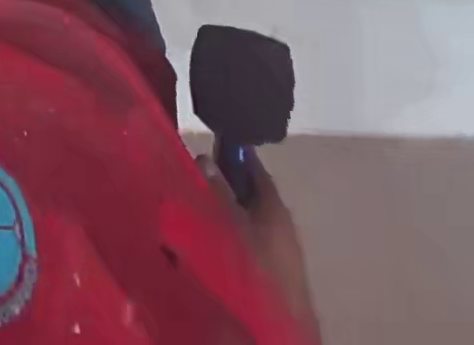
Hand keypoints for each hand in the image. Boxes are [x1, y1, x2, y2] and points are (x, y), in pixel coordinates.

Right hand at [198, 152, 321, 340]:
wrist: (278, 333)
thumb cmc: (256, 269)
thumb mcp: (231, 225)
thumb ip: (218, 191)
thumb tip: (204, 157)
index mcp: (275, 206)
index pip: (255, 169)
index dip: (235, 156)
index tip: (211, 148)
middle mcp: (280, 223)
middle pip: (248, 194)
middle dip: (223, 187)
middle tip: (194, 183)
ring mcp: (278, 251)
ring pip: (245, 220)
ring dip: (223, 215)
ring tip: (194, 214)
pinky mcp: (272, 275)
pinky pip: (246, 244)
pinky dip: (228, 238)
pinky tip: (208, 246)